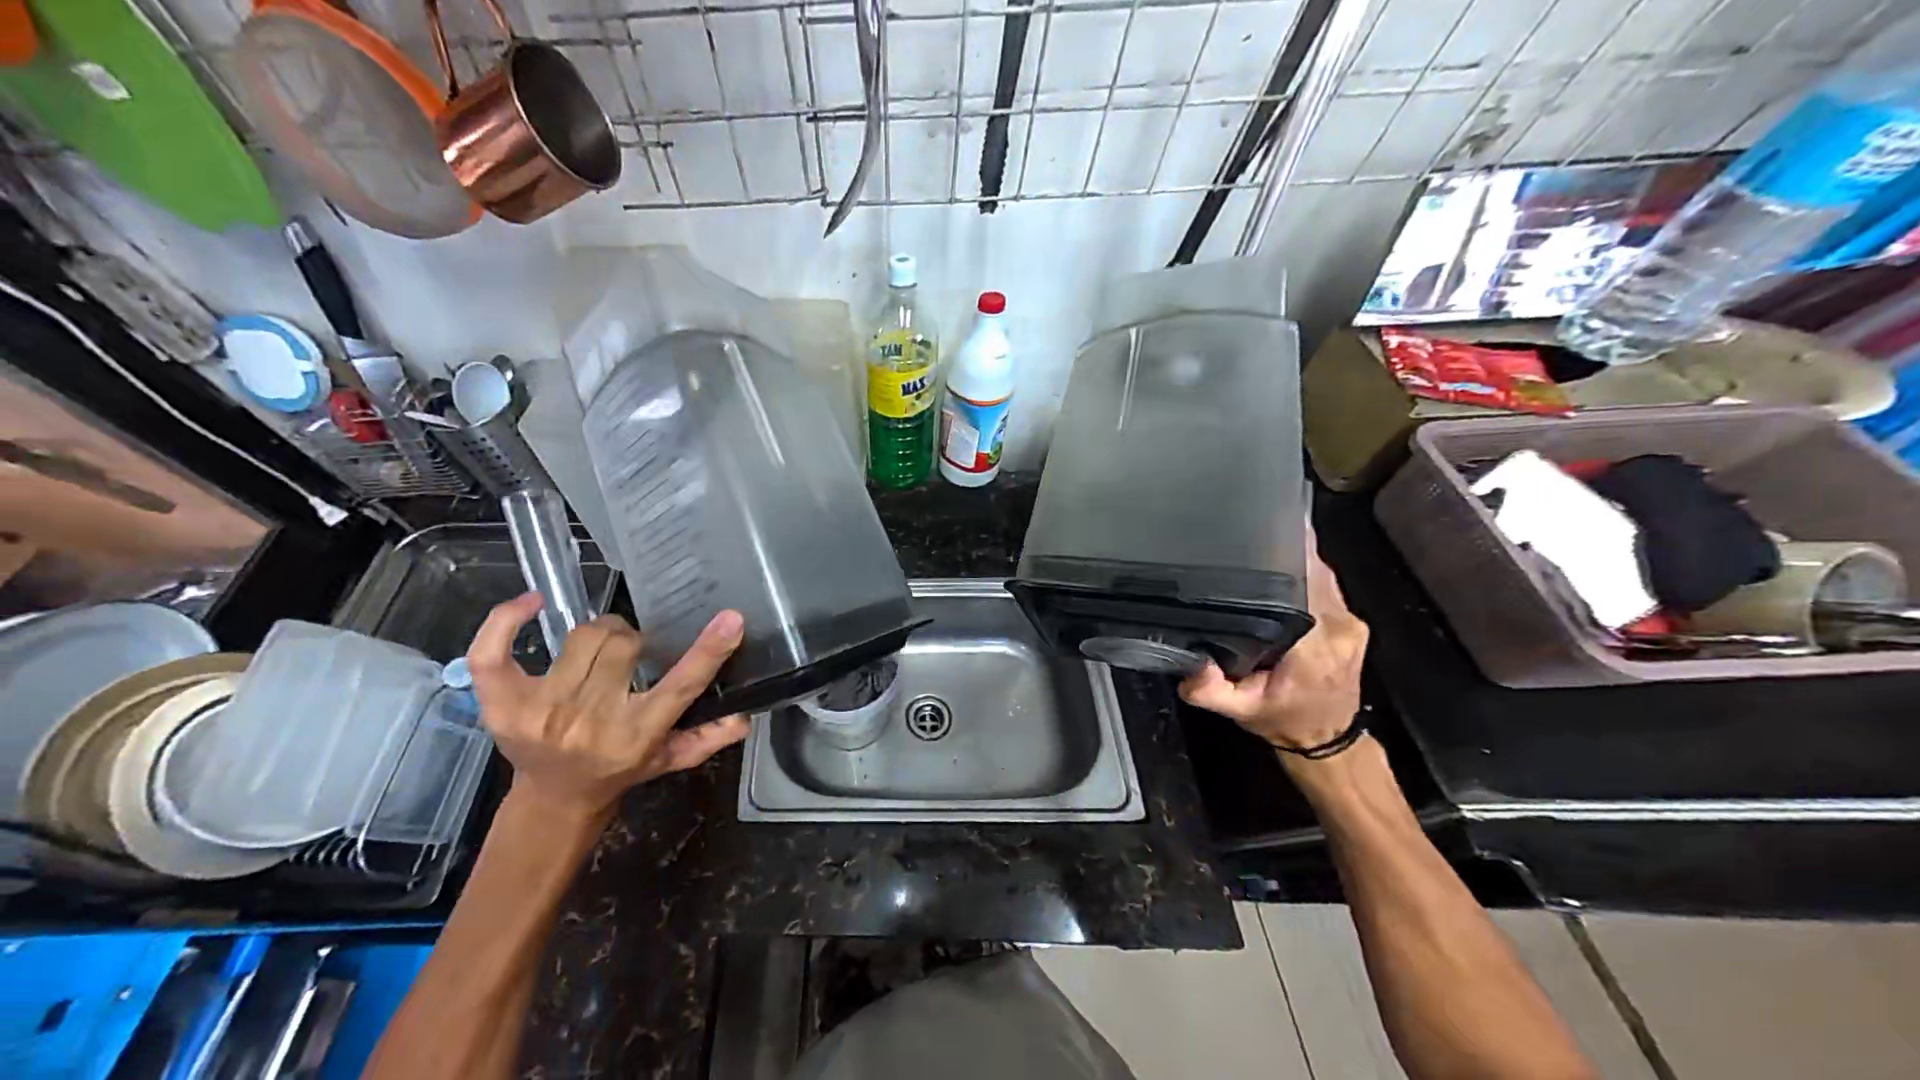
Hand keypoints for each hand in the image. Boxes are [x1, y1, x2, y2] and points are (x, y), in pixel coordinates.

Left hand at [467, 593, 751, 819]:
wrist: (554, 798)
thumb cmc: (620, 770)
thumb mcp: (671, 758)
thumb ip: (709, 736)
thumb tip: (747, 715)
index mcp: (636, 735)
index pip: (680, 686)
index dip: (708, 651)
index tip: (731, 619)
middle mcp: (589, 721)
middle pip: (622, 644)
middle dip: (632, 639)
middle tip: (632, 652)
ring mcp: (540, 711)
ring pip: (580, 636)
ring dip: (598, 634)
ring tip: (600, 649)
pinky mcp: (501, 705)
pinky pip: (493, 650)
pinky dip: (506, 620)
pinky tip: (530, 603)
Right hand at [1179, 531, 1367, 751]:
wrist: (1326, 740)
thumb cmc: (1282, 721)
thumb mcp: (1240, 711)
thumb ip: (1212, 692)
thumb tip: (1191, 667)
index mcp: (1316, 645)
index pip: (1303, 582)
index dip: (1280, 555)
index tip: (1250, 536)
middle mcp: (1341, 627)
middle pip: (1311, 571)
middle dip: (1281, 552)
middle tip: (1243, 534)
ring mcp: (1353, 622)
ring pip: (1321, 574)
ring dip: (1294, 561)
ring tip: (1258, 544)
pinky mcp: (1354, 621)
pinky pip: (1327, 586)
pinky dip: (1305, 575)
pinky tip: (1280, 568)